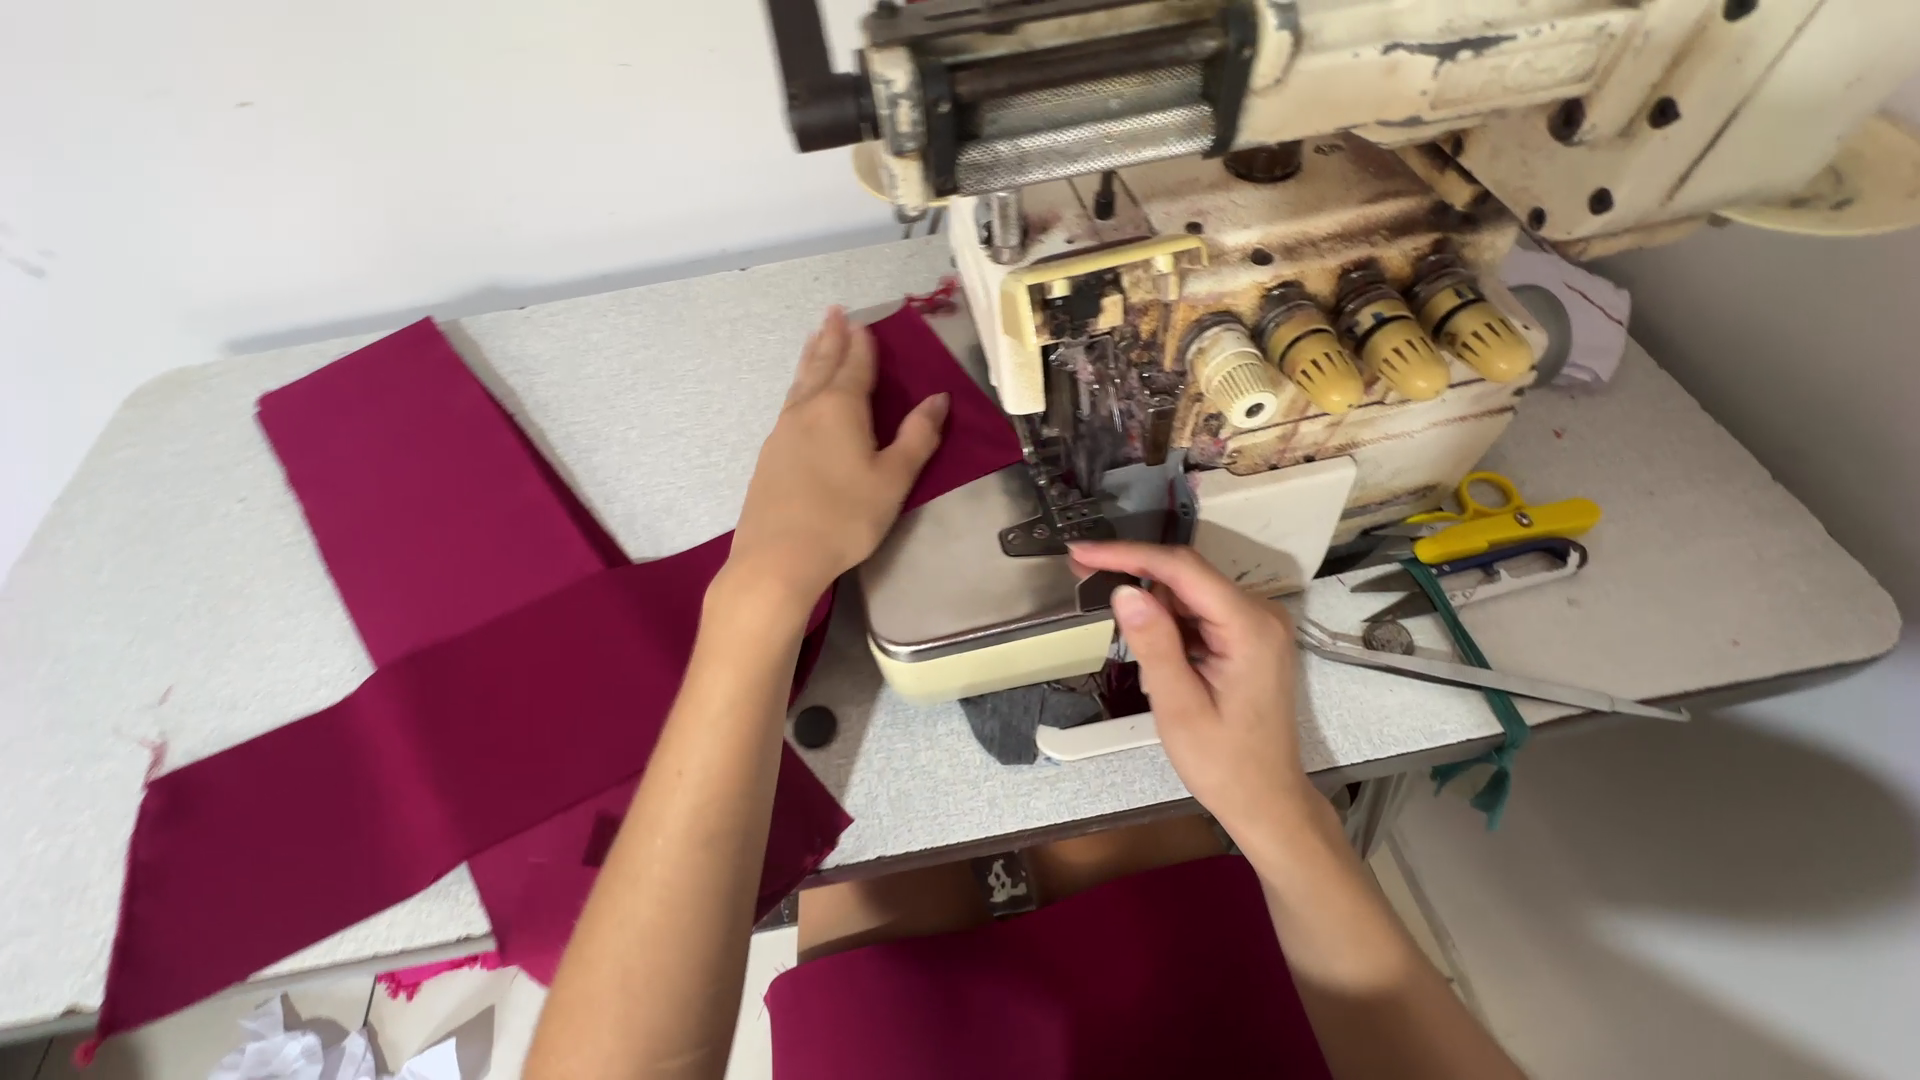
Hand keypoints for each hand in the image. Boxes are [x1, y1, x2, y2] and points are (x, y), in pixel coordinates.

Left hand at [727, 307, 948, 609]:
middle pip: (821, 365)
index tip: (863, 321)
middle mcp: (807, 410)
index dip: (863, 344)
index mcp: (840, 408)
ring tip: (815, 340)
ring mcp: (782, 432)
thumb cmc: (845, 518)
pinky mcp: (770, 456)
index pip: (855, 366)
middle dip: (831, 338)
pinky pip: (789, 405)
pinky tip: (799, 398)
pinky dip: (799, 387)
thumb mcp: (893, 479)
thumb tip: (938, 399)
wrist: (777, 557)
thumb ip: (917, 437)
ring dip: (811, 358)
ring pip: (800, 383)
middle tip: (834, 312)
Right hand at [1069, 541, 1314, 835]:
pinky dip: (1169, 621)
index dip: (1128, 554)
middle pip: (1186, 575)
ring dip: (1150, 602)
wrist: (1266, 800)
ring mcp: (1257, 624)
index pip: (1182, 569)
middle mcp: (1260, 614)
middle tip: (1082, 575)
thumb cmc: (1223, 763)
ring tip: (1116, 628)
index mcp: (1249, 627)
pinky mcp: (1249, 637)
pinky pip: (1200, 612)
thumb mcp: (1178, 706)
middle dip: (1133, 572)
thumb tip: (1123, 591)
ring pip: (1190, 591)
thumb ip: (1153, 644)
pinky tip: (1150, 645)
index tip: (1082, 553)